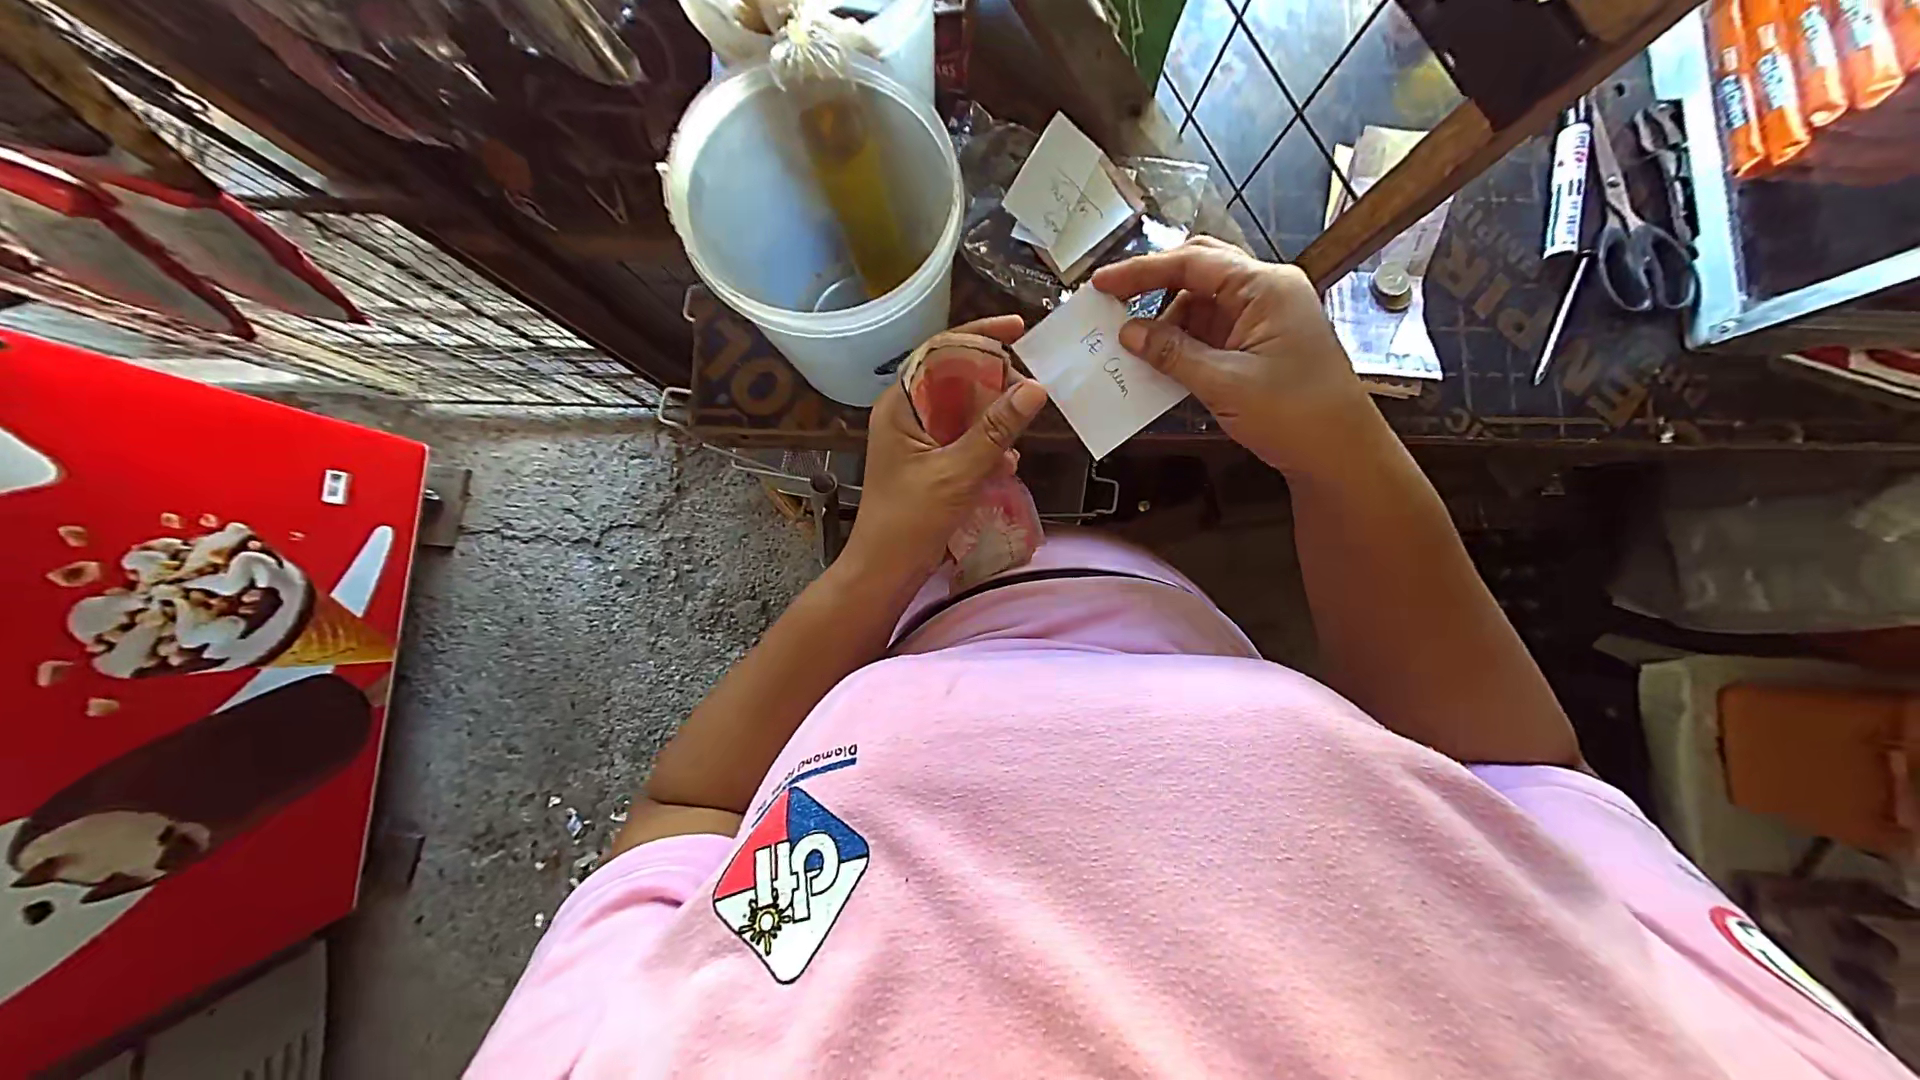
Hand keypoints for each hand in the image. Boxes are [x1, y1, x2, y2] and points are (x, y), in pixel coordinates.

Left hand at [843, 315, 1048, 581]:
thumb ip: (995, 430)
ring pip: (964, 412)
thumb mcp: (957, 473)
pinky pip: (964, 440)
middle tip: (1032, 388)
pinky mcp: (930, 462)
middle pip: (955, 379)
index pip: (939, 352)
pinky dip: (986, 447)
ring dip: (994, 420)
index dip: (979, 335)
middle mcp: (906, 414)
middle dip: (994, 383)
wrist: (885, 570)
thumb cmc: (909, 521)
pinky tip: (1006, 464)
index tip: (1017, 327)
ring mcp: (918, 439)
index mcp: (900, 405)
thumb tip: (1035, 388)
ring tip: (1021, 433)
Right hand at [1090, 237, 1387, 479]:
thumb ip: (1172, 354)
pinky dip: (1180, 344)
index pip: (1193, 263)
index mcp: (1265, 288)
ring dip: (1165, 322)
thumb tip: (1129, 333)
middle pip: (1198, 272)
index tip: (1102, 282)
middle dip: (1153, 286)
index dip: (1141, 271)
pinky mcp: (1255, 345)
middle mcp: (1264, 293)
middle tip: (1113, 302)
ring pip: (1200, 305)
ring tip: (1131, 345)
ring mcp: (1261, 320)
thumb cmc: (1295, 413)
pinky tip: (1157, 361)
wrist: (1338, 453)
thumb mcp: (1224, 383)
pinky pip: (1208, 334)